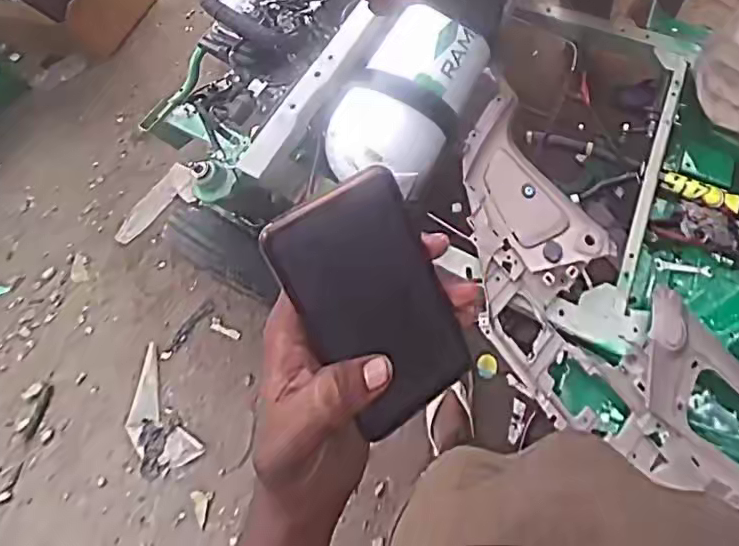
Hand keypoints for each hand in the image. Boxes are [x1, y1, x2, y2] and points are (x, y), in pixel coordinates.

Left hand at [247, 233, 480, 544]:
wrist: (306, 499)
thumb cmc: (284, 462)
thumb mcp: (298, 425)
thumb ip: (332, 394)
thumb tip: (376, 367)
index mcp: (294, 330)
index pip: (320, 273)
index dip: (352, 250)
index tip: (384, 238)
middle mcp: (325, 329)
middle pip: (367, 281)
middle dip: (404, 264)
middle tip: (432, 255)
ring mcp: (354, 344)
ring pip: (393, 303)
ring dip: (425, 293)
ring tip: (454, 291)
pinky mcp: (378, 364)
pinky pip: (409, 332)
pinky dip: (434, 322)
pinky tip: (451, 317)